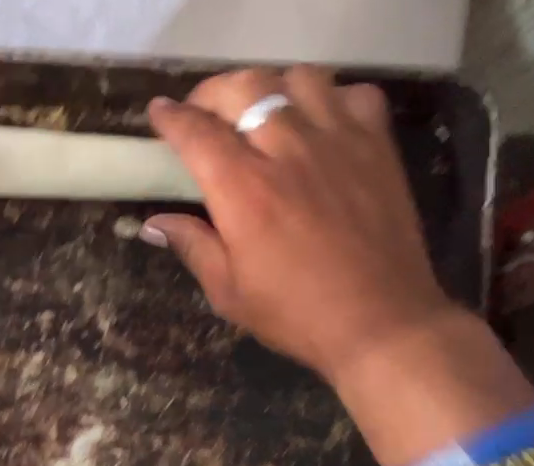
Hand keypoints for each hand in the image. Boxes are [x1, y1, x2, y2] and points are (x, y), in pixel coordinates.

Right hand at [143, 67, 462, 383]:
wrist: (378, 319)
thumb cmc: (293, 313)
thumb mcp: (228, 291)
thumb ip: (193, 245)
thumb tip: (155, 224)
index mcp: (244, 192)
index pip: (198, 134)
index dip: (171, 117)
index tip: (157, 112)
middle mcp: (289, 151)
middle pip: (246, 88)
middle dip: (214, 92)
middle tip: (203, 113)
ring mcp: (338, 142)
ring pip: (299, 79)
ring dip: (270, 88)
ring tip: (259, 112)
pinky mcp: (376, 146)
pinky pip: (351, 94)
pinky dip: (327, 99)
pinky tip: (316, 125)